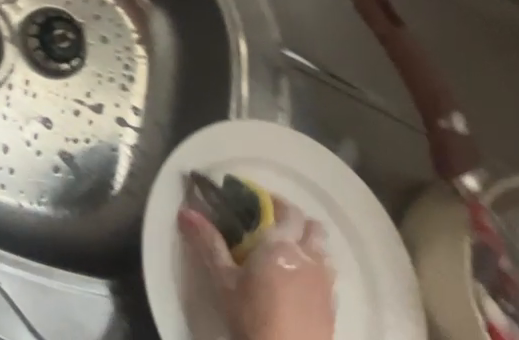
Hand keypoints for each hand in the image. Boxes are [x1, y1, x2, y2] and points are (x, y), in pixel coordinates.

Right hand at [179, 195, 335, 339]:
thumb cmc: (251, 316)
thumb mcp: (224, 280)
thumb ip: (208, 242)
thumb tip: (185, 211)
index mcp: (281, 244)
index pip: (286, 209)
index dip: (273, 201)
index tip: (254, 203)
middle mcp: (309, 256)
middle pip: (312, 226)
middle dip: (294, 221)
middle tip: (269, 228)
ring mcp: (326, 281)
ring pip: (323, 249)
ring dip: (307, 243)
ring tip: (284, 255)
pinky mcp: (333, 304)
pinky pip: (328, 273)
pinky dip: (314, 267)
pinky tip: (296, 282)